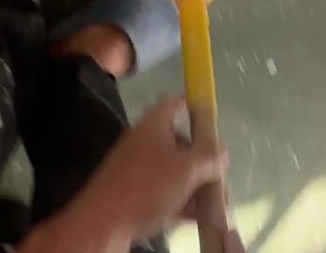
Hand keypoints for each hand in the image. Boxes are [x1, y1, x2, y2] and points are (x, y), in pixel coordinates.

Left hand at [83, 95, 227, 238]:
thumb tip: (222, 151)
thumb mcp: (186, 169)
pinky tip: (197, 216)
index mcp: (154, 123)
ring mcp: (137, 168)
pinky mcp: (133, 193)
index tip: (212, 119)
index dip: (195, 106)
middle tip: (220, 174)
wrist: (103, 223)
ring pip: (173, 170)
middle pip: (179, 141)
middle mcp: (145, 140)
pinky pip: (164, 191)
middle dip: (202, 158)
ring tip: (214, 202)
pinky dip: (181, 200)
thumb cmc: (146, 185)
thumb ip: (209, 158)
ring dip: (195, 184)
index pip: (176, 103)